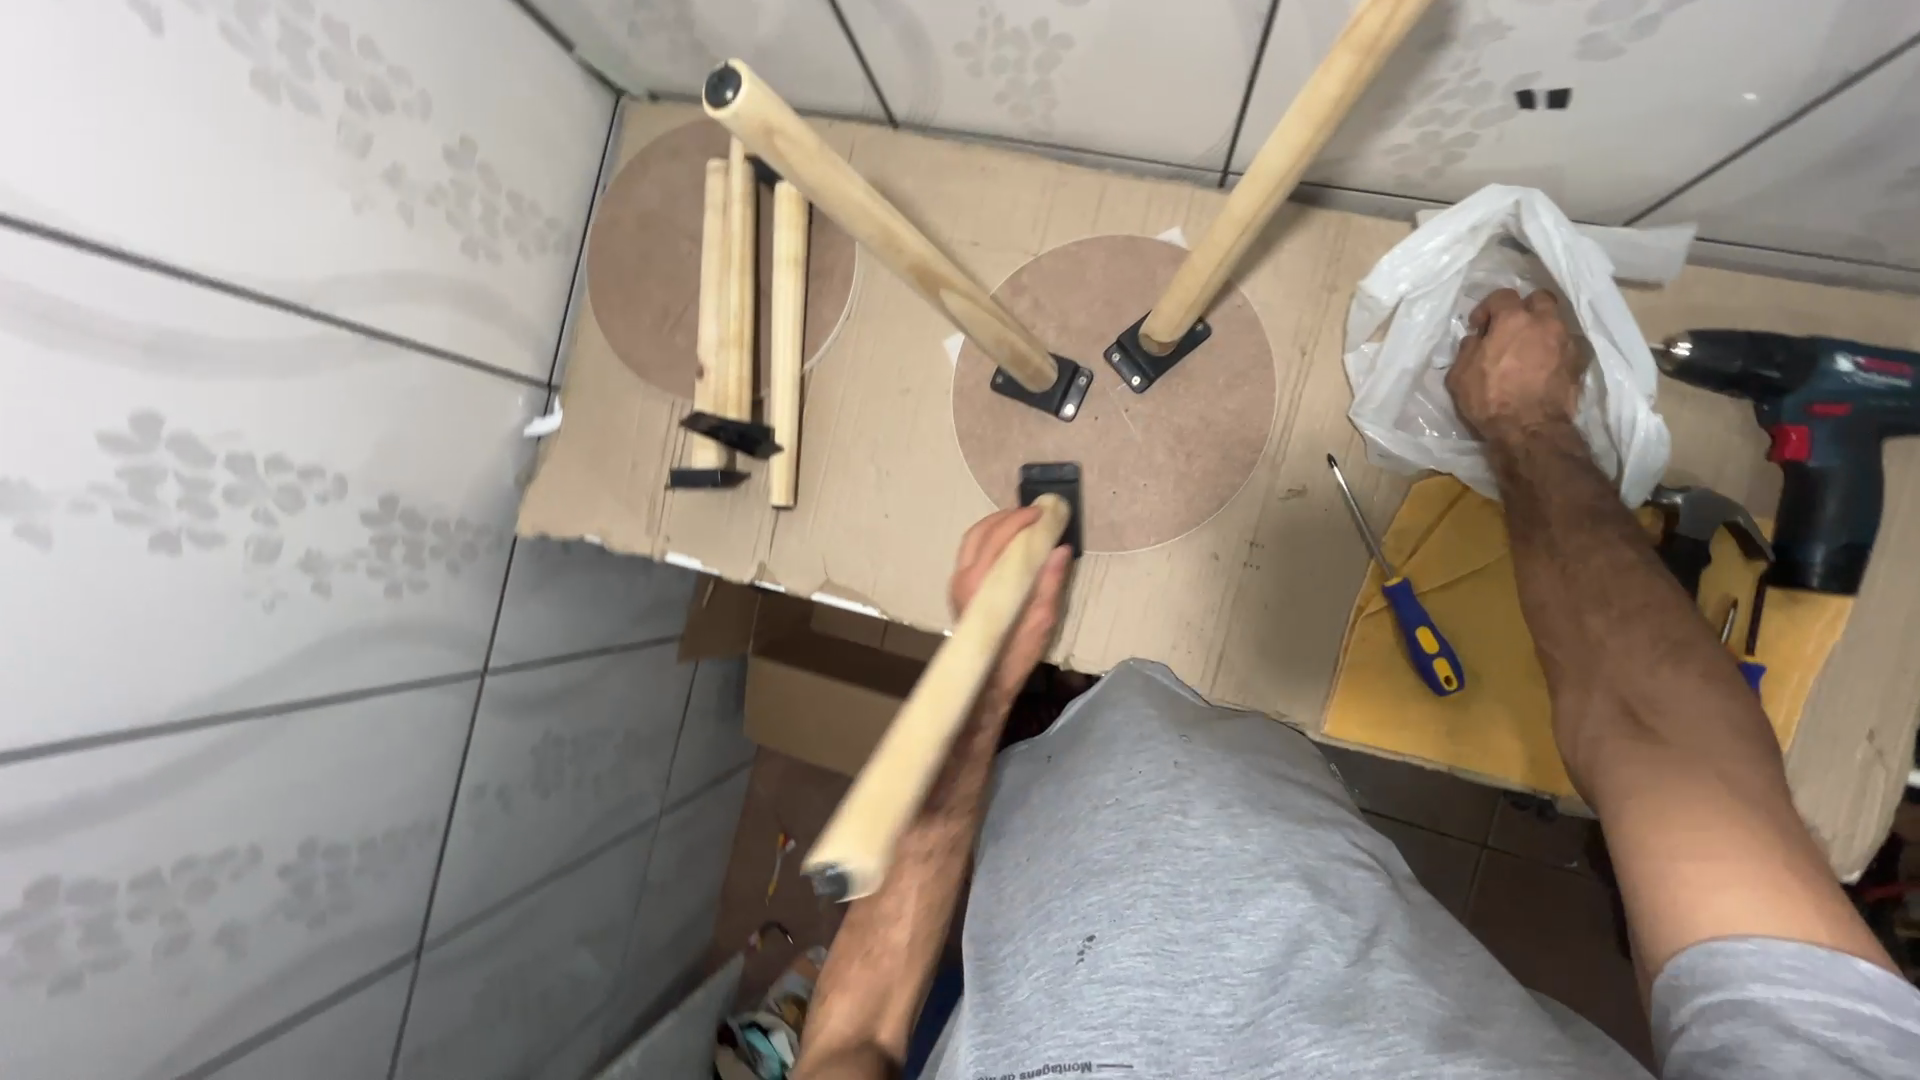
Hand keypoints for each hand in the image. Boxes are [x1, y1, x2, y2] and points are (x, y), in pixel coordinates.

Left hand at [949, 506, 1072, 704]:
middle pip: (982, 532)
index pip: (1000, 536)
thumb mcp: (1042, 620)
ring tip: (1022, 521)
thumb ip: (1050, 582)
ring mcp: (956, 582)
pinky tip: (1006, 540)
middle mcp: (963, 577)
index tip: (1044, 512)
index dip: (1022, 519)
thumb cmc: (1017, 653)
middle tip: (1036, 513)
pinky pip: (969, 551)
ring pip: (972, 539)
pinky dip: (987, 537)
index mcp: (982, 583)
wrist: (987, 680)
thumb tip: (1060, 548)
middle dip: (1009, 517)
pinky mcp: (957, 588)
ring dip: (996, 524)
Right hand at [1447, 287, 1587, 444]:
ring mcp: (1565, 340)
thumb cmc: (1488, 398)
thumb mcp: (1459, 374)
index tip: (1479, 327)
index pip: (1502, 295)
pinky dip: (1550, 349)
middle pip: (1539, 299)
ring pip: (1554, 321)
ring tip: (1525, 350)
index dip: (1487, 308)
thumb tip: (1477, 339)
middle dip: (1522, 309)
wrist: (1528, 426)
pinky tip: (1538, 366)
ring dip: (1538, 329)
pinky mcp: (1577, 360)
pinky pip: (1563, 344)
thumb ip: (1468, 349)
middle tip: (1508, 330)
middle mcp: (1544, 322)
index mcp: (1513, 320)